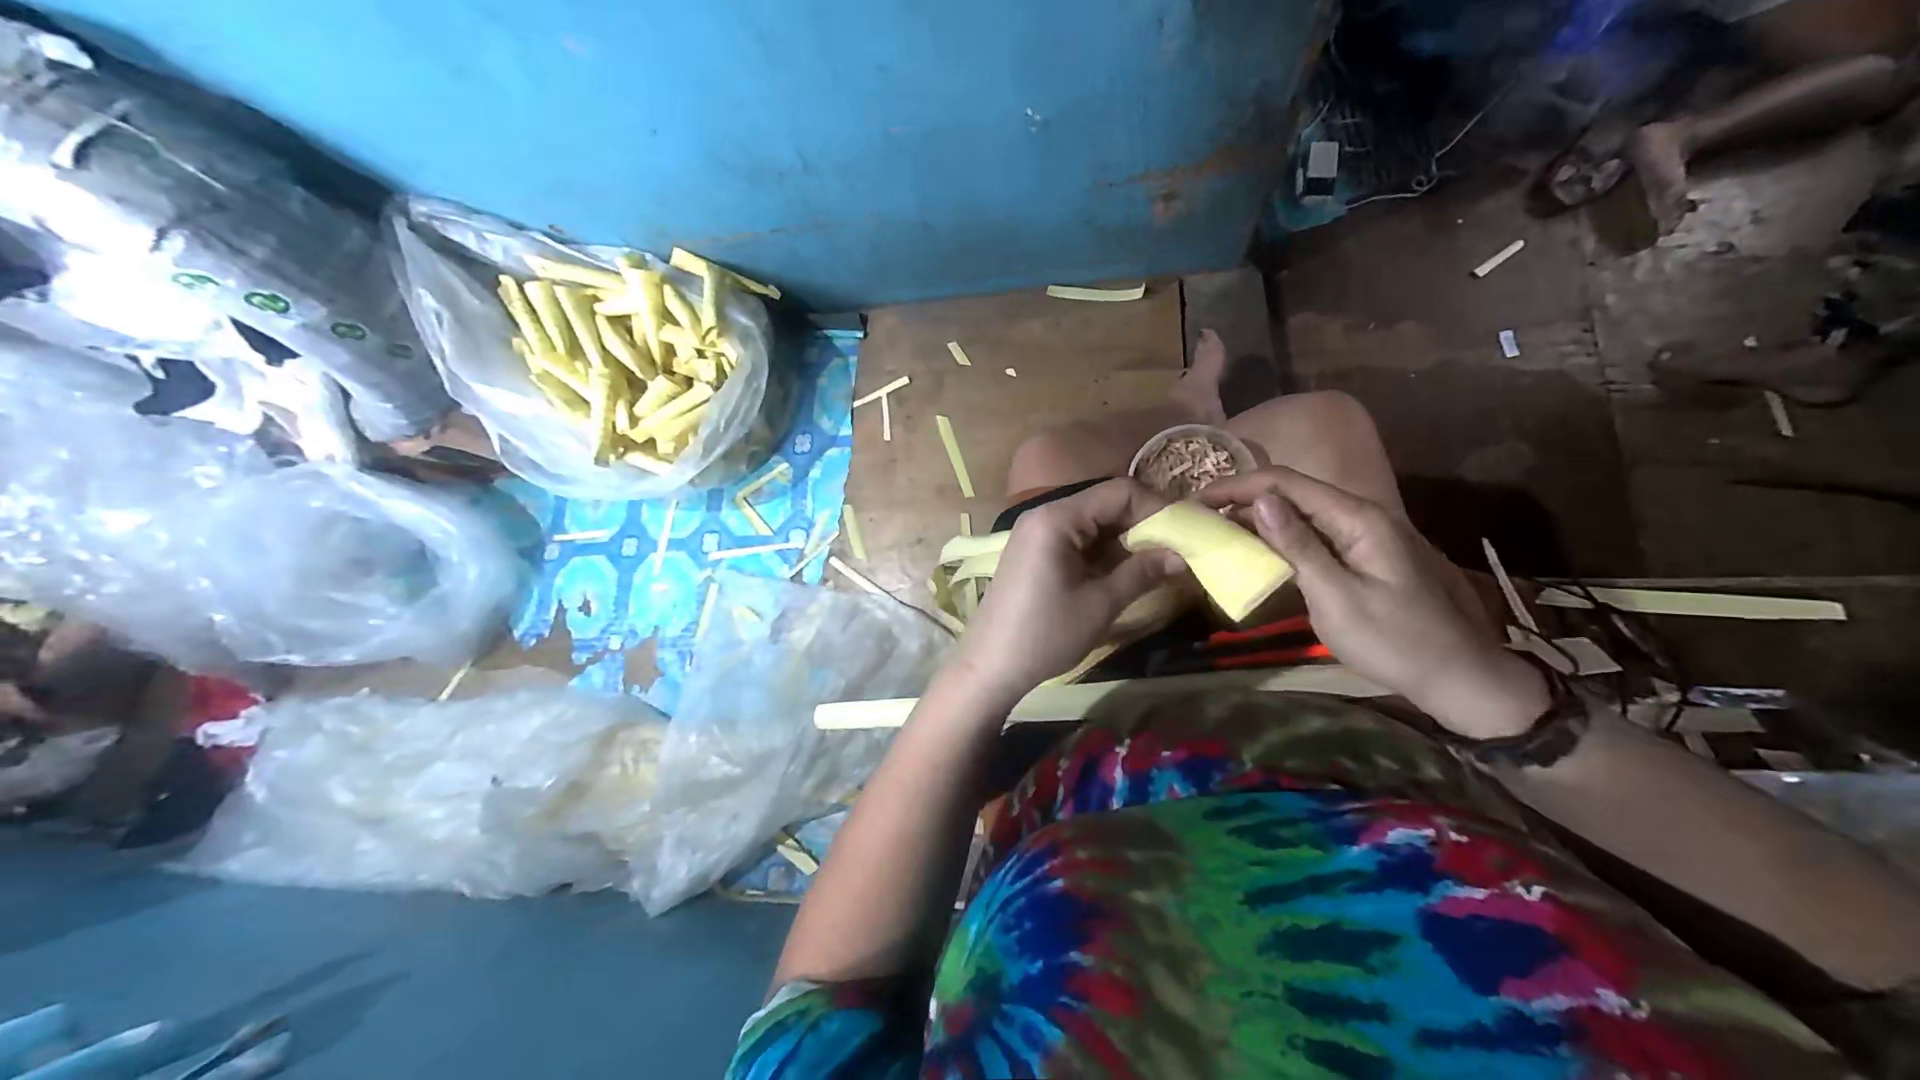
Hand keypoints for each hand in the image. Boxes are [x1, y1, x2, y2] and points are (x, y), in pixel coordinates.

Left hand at [955, 479, 1182, 699]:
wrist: (990, 666)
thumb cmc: (1045, 634)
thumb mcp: (1100, 604)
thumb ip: (1143, 572)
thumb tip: (1183, 555)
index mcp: (1057, 518)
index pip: (1119, 492)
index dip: (1157, 508)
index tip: (1185, 534)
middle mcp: (1044, 515)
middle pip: (1105, 503)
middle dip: (1144, 523)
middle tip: (1177, 550)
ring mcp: (1036, 533)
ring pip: (1093, 522)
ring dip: (1126, 538)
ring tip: (1157, 563)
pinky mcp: (1035, 552)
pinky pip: (1077, 538)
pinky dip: (1104, 550)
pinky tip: (1125, 571)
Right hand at [1199, 467, 1547, 738]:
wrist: (1457, 676)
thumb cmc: (1394, 640)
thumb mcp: (1337, 596)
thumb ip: (1297, 546)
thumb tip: (1258, 501)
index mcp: (1357, 518)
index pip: (1285, 483)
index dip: (1236, 486)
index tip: (1195, 501)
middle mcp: (1359, 516)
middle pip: (1290, 492)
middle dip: (1241, 500)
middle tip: (1198, 520)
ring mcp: (1362, 536)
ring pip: (1298, 514)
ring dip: (1256, 520)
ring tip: (1215, 533)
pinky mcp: (1360, 556)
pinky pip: (1311, 536)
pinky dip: (1277, 540)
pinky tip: (1254, 552)